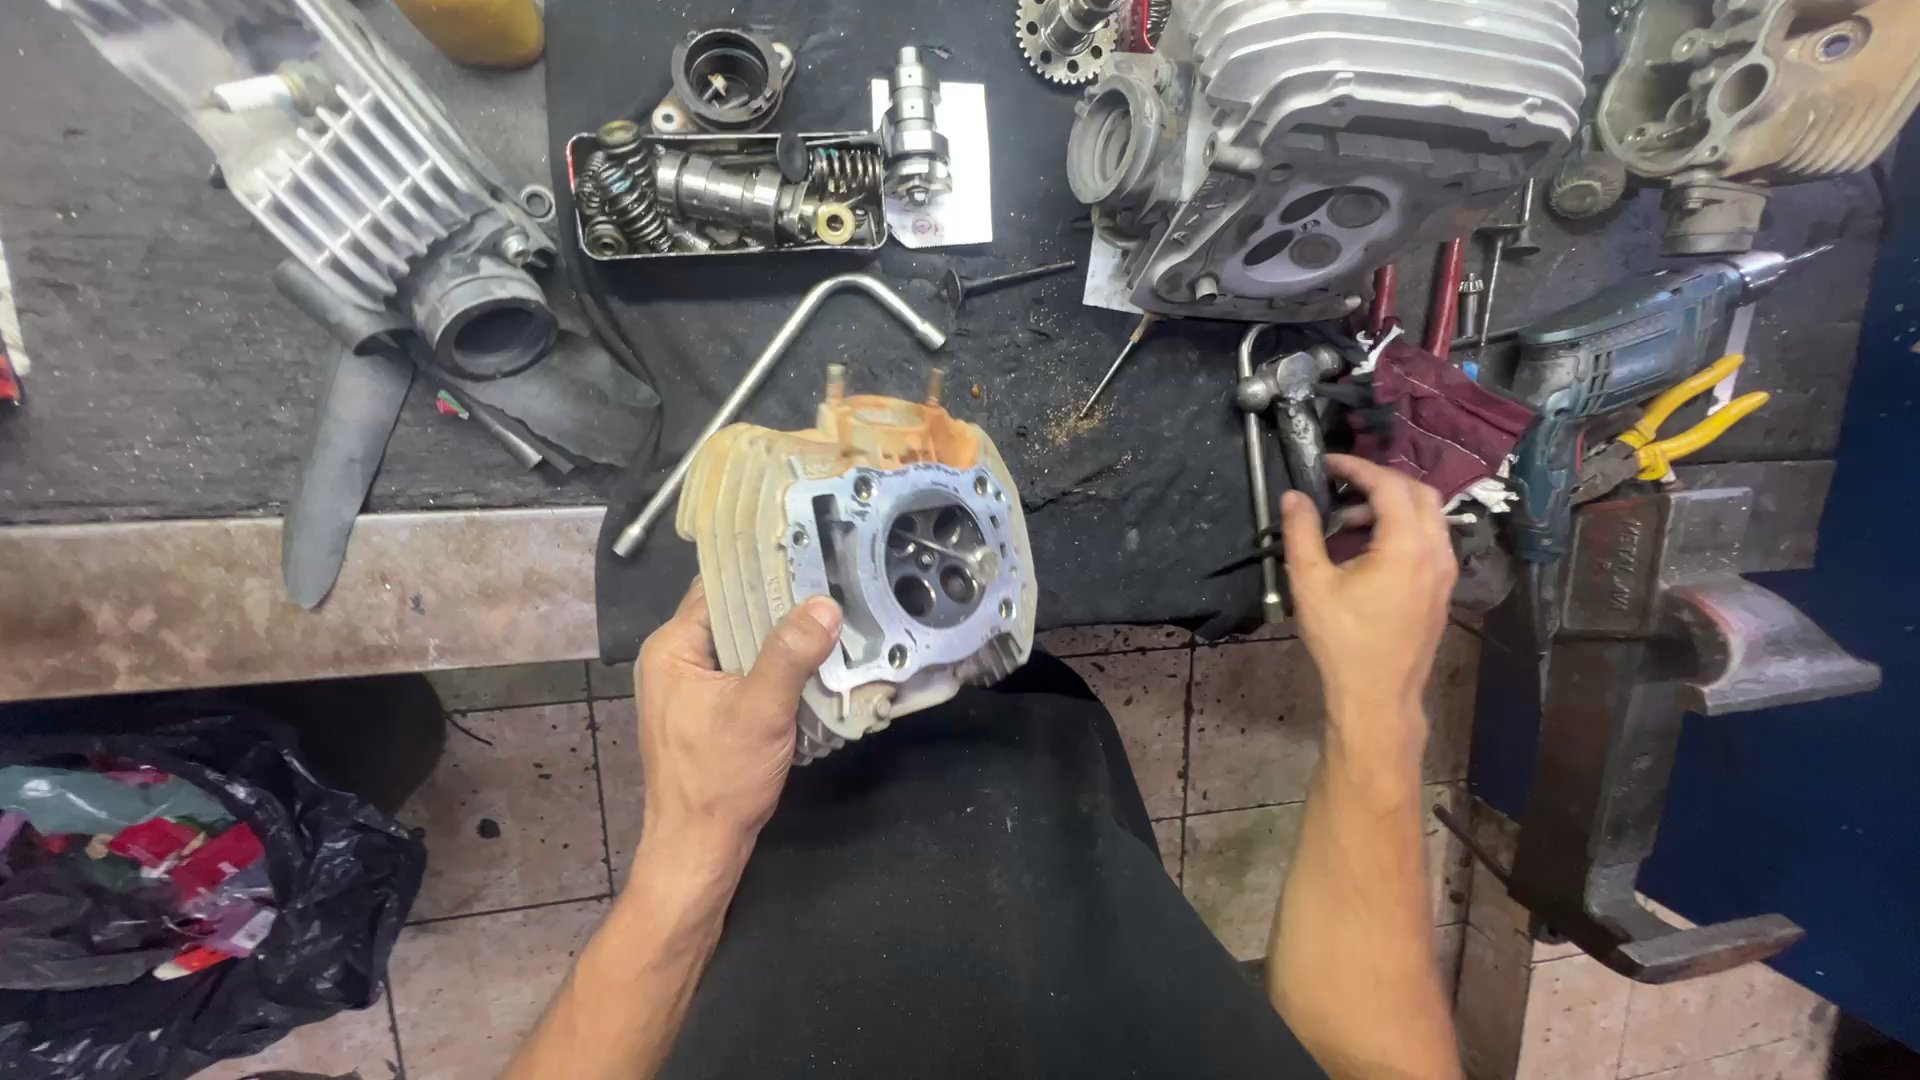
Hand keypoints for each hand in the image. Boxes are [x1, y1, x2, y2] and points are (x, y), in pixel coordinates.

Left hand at [633, 580, 842, 866]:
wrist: (700, 850)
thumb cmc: (719, 779)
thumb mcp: (760, 710)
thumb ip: (790, 655)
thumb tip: (826, 604)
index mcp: (671, 649)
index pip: (718, 588)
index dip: (763, 571)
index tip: (811, 557)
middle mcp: (675, 660)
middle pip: (732, 613)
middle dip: (780, 603)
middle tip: (831, 585)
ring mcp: (691, 687)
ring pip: (742, 643)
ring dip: (782, 636)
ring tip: (830, 617)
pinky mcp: (709, 710)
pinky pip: (746, 670)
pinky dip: (777, 664)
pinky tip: (813, 661)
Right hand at [1279, 455, 1455, 739]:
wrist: (1377, 693)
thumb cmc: (1341, 639)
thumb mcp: (1310, 583)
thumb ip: (1301, 533)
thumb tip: (1294, 496)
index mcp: (1406, 547)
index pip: (1389, 486)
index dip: (1357, 467)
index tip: (1326, 463)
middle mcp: (1436, 552)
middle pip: (1418, 493)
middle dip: (1378, 481)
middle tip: (1339, 486)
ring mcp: (1444, 571)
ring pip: (1426, 516)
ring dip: (1388, 506)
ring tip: (1343, 523)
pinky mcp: (1441, 587)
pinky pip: (1427, 539)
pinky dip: (1399, 528)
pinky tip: (1364, 549)